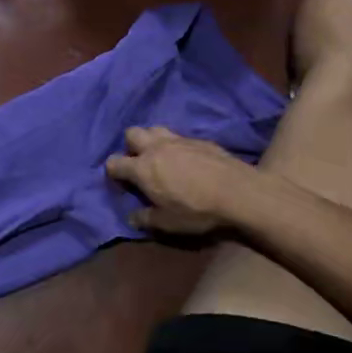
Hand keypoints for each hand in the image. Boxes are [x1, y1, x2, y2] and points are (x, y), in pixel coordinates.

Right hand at [104, 126, 252, 235]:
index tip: (120, 182)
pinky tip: (186, 159)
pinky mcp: (199, 139)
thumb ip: (145, 218)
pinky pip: (178, 136)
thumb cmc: (197, 210)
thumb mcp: (167, 223)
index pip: (114, 162)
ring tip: (160, 157)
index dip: (112, 171)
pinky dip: (175, 145)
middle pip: (132, 133)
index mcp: (142, 168)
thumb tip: (131, 217)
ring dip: (152, 140)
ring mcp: (178, 140)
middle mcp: (156, 148)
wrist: (239, 192)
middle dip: (130, 146)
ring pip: (155, 129)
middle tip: (139, 163)